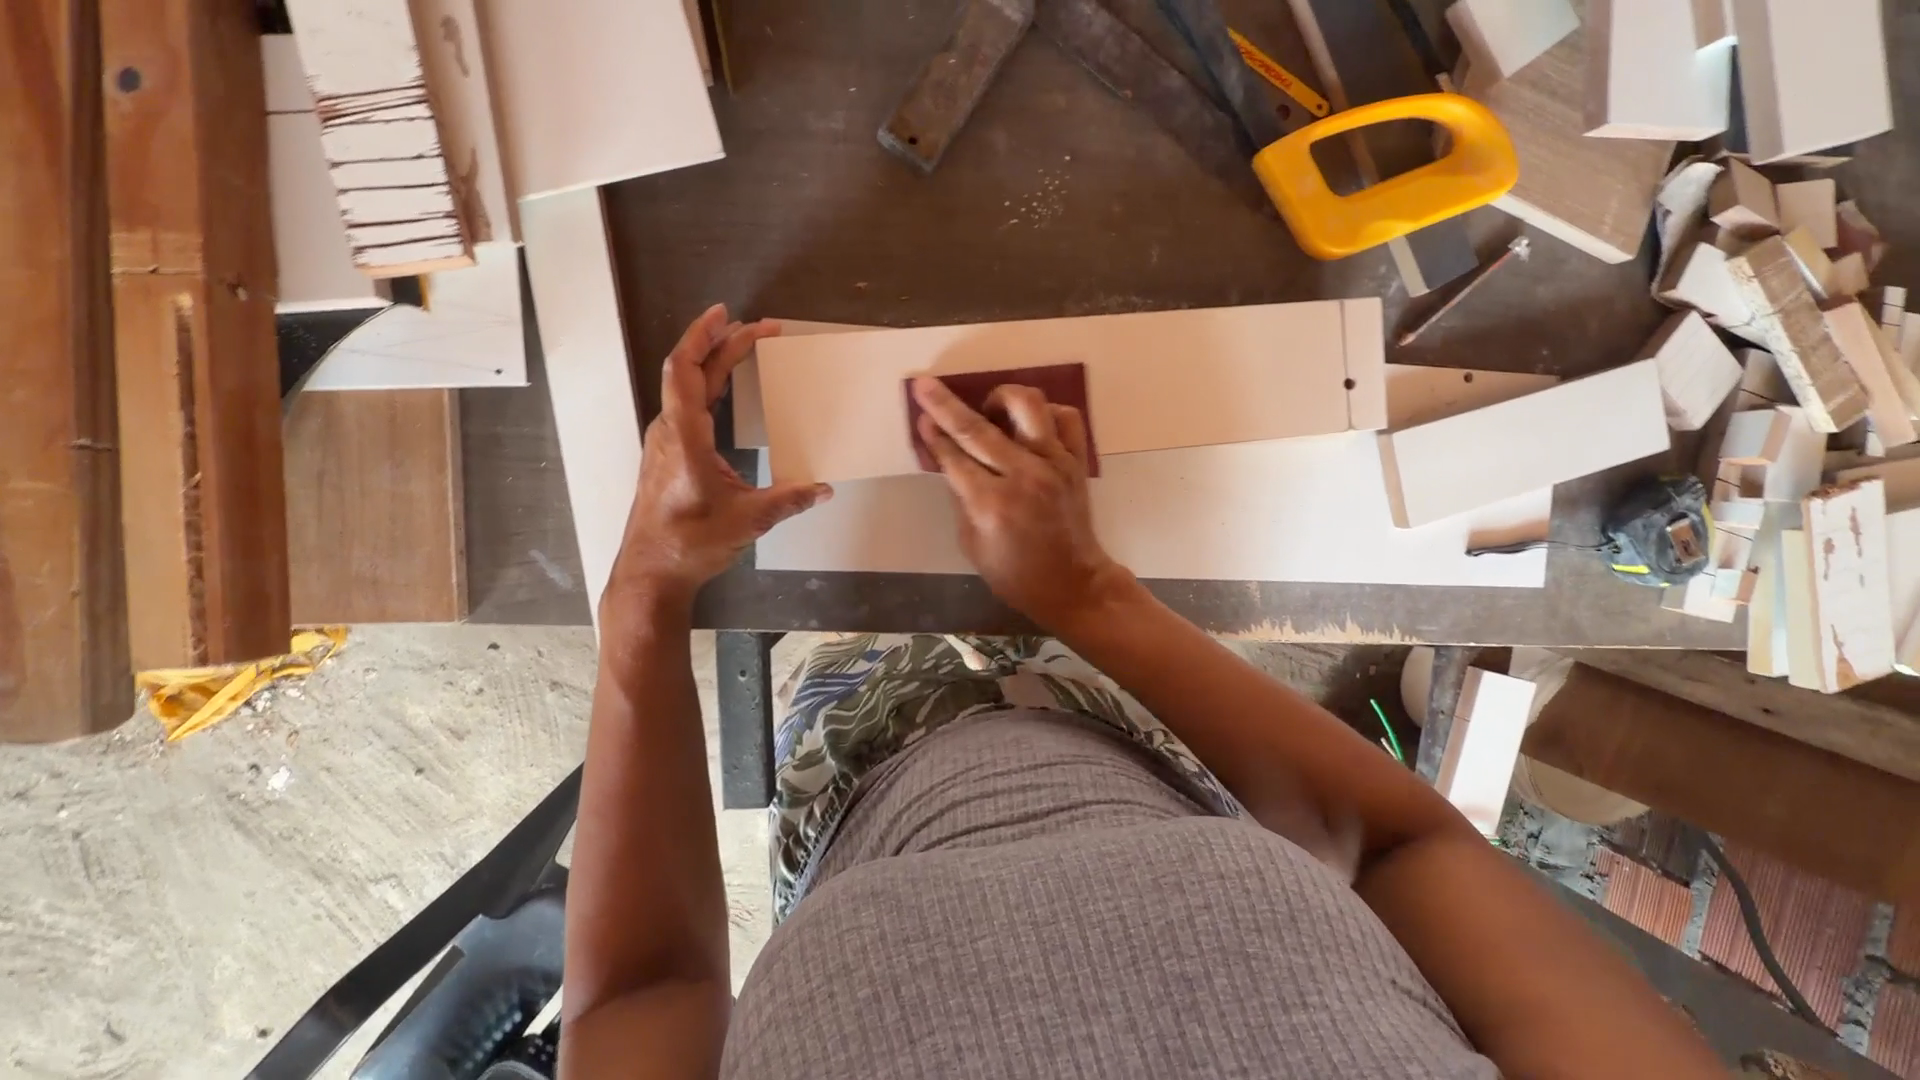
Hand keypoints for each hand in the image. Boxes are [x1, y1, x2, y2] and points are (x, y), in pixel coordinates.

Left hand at [605, 305, 832, 613]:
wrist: (651, 573)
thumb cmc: (691, 543)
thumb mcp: (747, 521)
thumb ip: (788, 501)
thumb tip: (824, 489)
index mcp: (685, 437)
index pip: (687, 371)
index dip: (703, 336)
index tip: (728, 315)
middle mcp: (670, 432)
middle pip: (691, 372)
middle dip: (723, 344)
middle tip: (760, 329)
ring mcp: (666, 444)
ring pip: (687, 390)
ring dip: (714, 364)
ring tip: (743, 349)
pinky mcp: (669, 458)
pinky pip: (687, 408)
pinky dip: (709, 388)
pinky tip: (726, 394)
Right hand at [911, 377, 1133, 628]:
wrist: (1072, 584)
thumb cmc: (1014, 573)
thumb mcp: (972, 542)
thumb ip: (960, 497)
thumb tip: (946, 459)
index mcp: (991, 503)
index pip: (954, 457)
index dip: (933, 435)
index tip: (920, 415)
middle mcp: (1023, 476)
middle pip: (977, 428)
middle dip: (945, 405)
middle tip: (926, 385)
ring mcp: (1055, 464)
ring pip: (1029, 406)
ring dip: (1002, 398)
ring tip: (990, 408)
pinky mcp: (1076, 461)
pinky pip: (1066, 418)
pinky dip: (1045, 413)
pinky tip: (1029, 423)